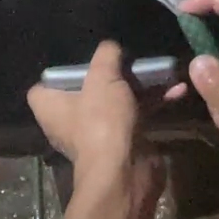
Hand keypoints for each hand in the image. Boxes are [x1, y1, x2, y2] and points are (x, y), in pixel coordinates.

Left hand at [27, 41, 150, 178]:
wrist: (125, 170)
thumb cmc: (101, 121)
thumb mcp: (103, 77)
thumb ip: (106, 56)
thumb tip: (110, 47)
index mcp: (50, 107)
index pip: (41, 89)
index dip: (58, 74)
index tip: (79, 62)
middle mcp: (68, 121)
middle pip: (86, 90)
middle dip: (109, 75)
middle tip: (127, 58)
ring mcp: (96, 133)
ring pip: (116, 101)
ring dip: (140, 86)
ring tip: (162, 69)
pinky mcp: (122, 141)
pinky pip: (136, 115)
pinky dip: (153, 102)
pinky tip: (177, 89)